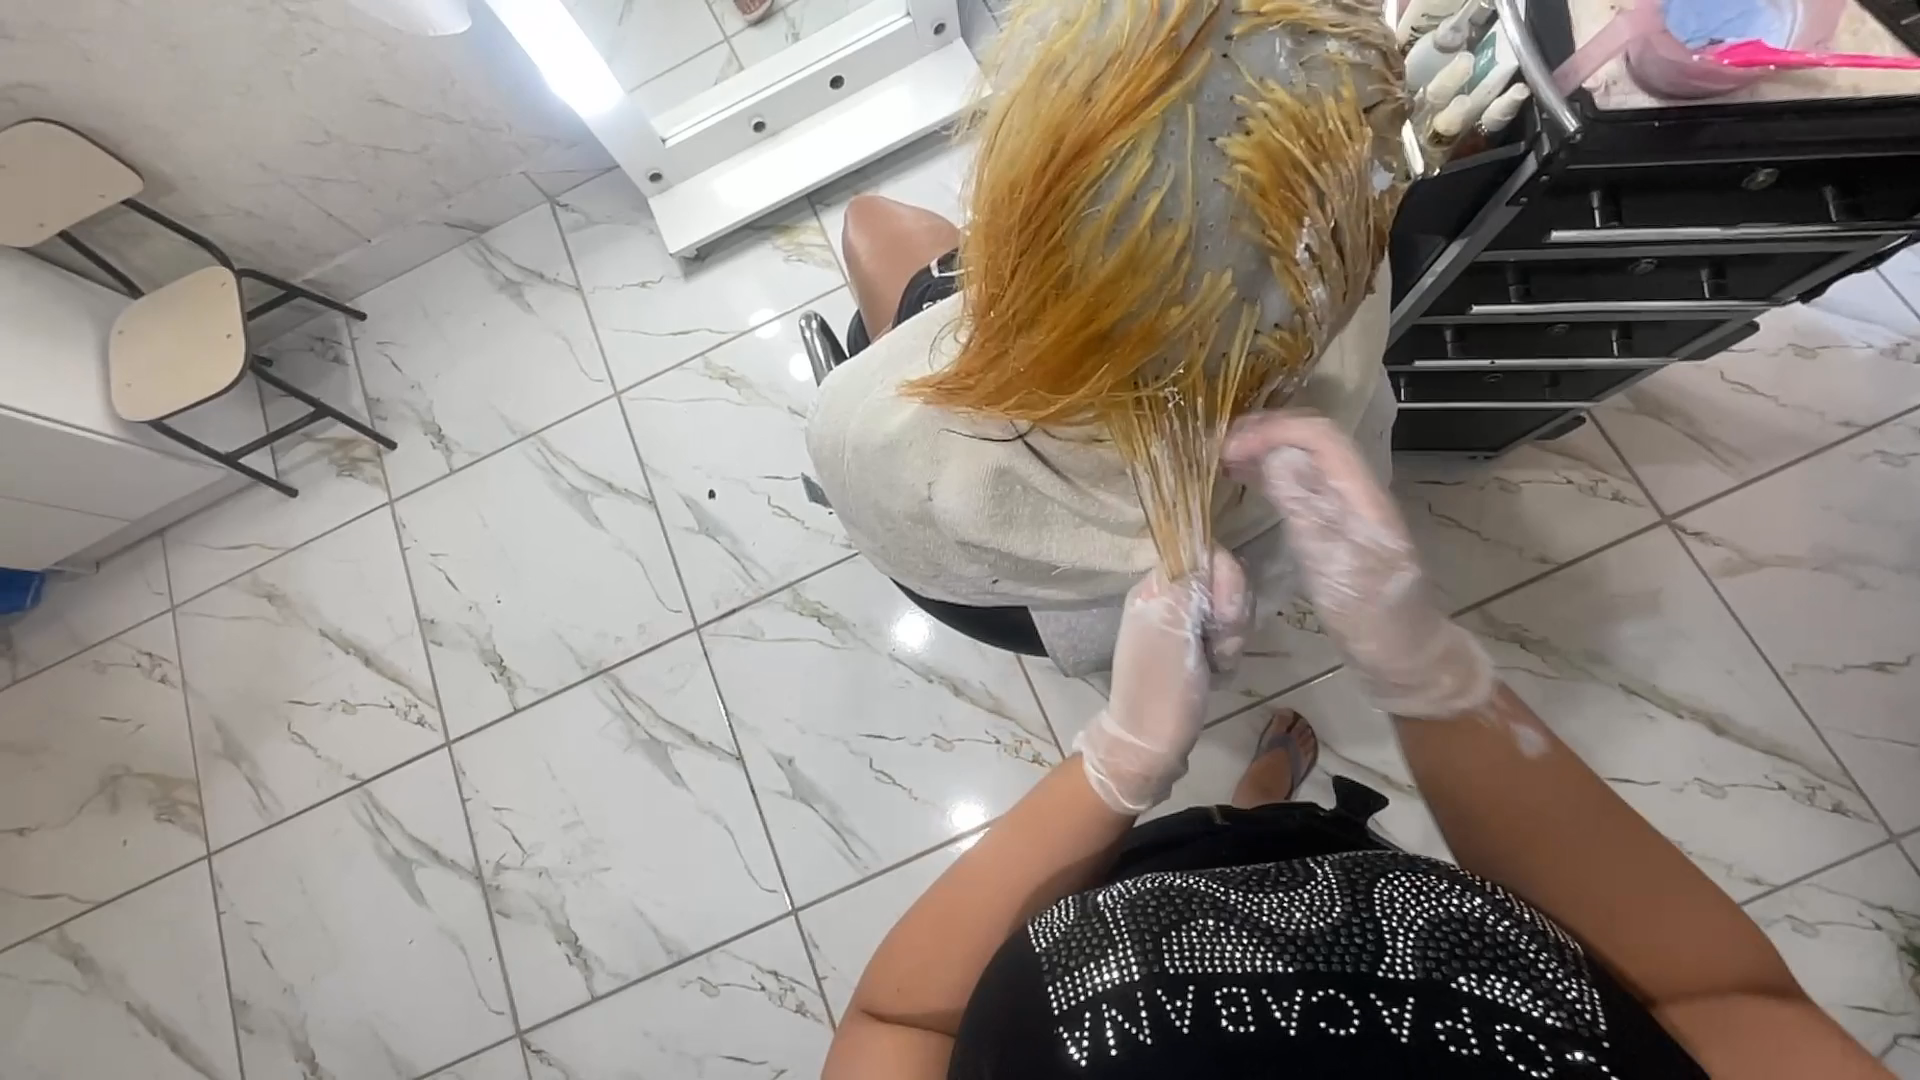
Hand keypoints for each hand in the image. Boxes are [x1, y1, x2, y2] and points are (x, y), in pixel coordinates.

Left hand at [1075, 550, 1247, 812]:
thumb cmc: (1159, 688)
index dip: (1227, 579)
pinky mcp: (1195, 646)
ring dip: (1232, 639)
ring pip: (1232, 609)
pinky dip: (1228, 655)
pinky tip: (1215, 675)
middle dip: (1234, 615)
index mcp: (1155, 587)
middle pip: (1225, 580)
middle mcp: (1168, 598)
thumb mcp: (1171, 627)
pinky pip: (1229, 635)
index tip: (1223, 616)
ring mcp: (1182, 623)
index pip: (1207, 552)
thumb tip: (1207, 551)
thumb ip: (1189, 583)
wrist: (1150, 744)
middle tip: (1217, 647)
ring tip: (1214, 665)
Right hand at [1222, 410, 1493, 718]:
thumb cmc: (1372, 618)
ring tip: (1220, 457)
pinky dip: (1267, 470)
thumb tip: (1276, 455)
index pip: (1319, 436)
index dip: (1271, 431)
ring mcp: (1344, 504)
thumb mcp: (1337, 568)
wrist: (1403, 654)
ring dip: (1262, 447)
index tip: (1227, 450)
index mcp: (1362, 495)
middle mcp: (1355, 490)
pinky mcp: (1331, 521)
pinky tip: (1240, 478)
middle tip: (1215, 448)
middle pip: (1311, 436)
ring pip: (1303, 455)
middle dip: (1263, 432)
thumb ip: (1308, 511)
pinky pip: (1298, 480)